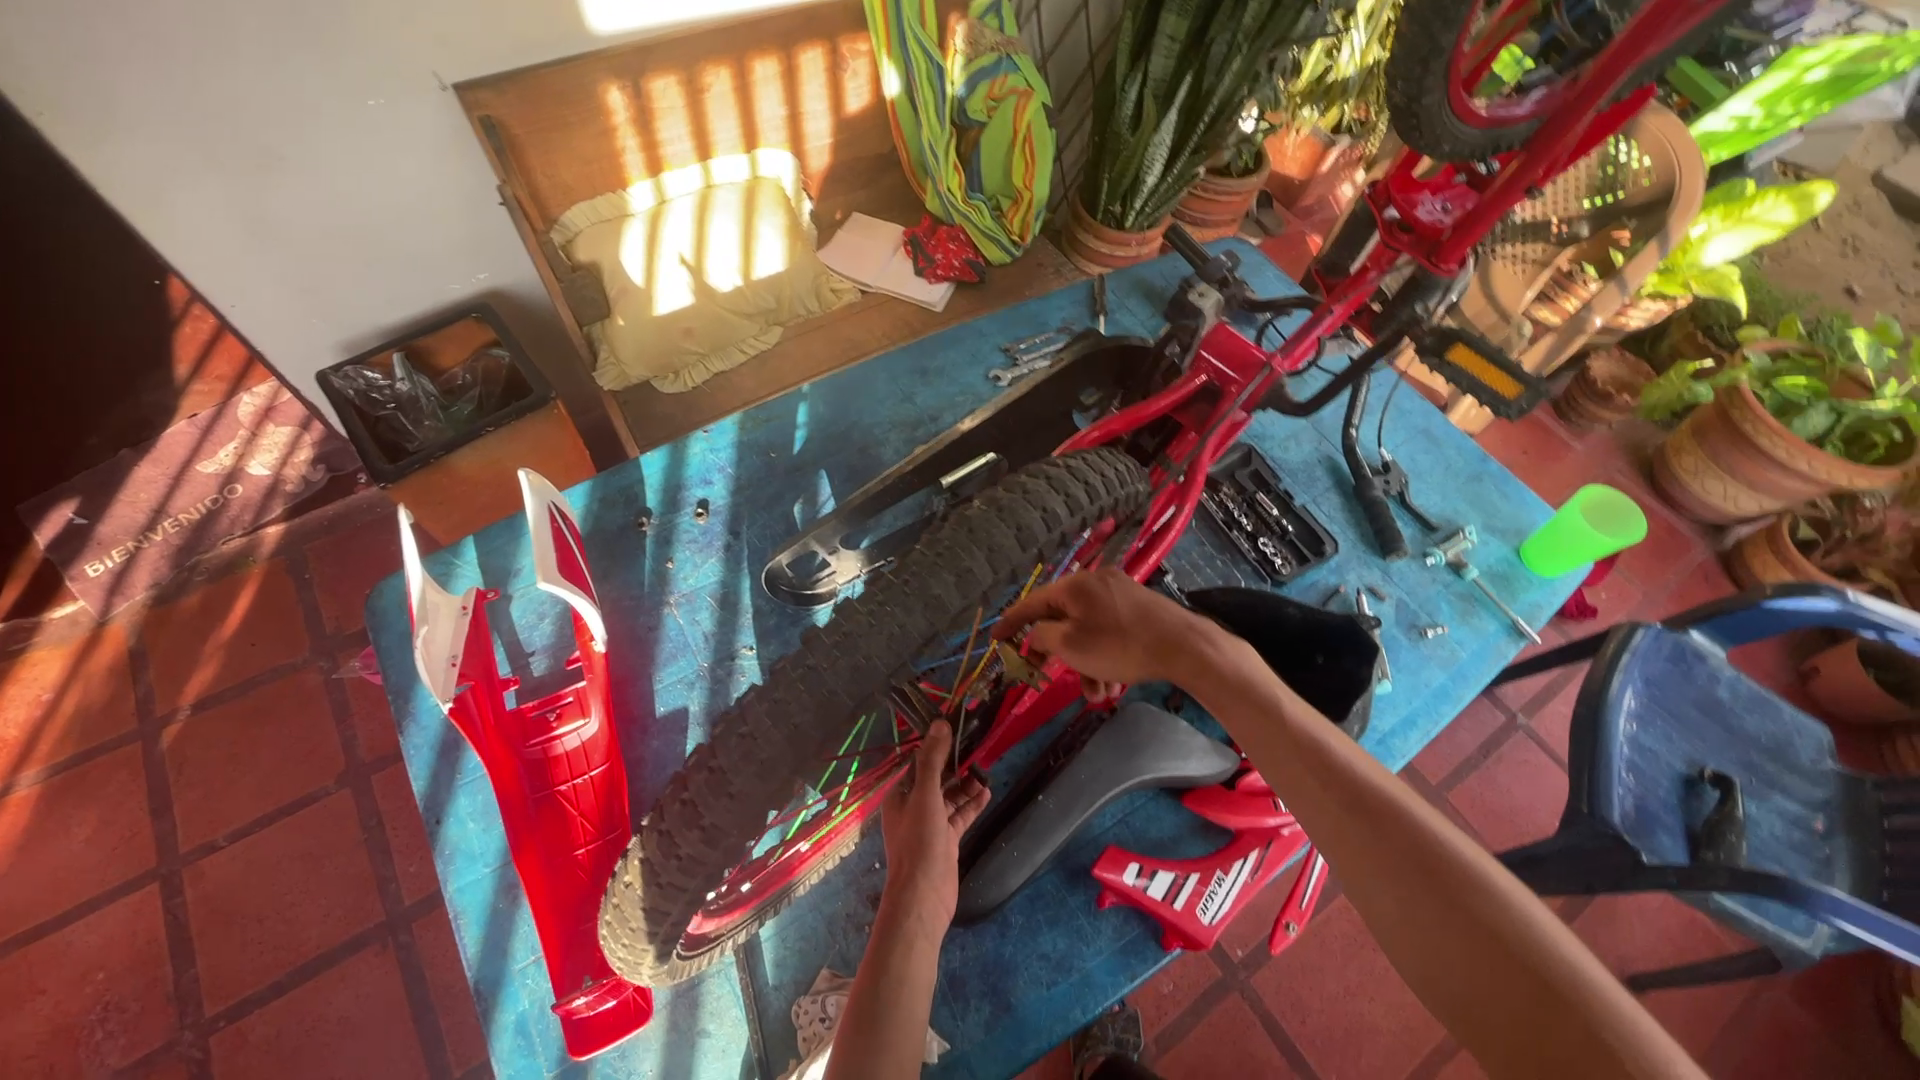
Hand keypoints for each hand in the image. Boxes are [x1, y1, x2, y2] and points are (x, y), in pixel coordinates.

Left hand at [880, 720, 989, 925]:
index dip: (938, 748)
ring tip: (986, 772)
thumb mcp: (926, 796)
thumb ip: (933, 761)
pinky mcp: (946, 841)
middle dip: (956, 766)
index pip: (920, 764)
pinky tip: (987, 793)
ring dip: (966, 786)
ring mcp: (930, 825)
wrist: (923, 896)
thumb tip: (940, 724)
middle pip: (937, 780)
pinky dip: (972, 805)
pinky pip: (960, 816)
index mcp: (900, 795)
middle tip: (979, 751)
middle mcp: (913, 807)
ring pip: (950, 798)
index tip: (960, 732)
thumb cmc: (919, 842)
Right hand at [993, 568, 1217, 702]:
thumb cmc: (1119, 645)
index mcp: (1074, 585)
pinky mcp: (1138, 609)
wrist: (1183, 645)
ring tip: (1097, 693)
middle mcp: (1094, 582)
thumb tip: (1038, 633)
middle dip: (1059, 655)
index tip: (995, 639)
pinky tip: (1114, 684)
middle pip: (1062, 619)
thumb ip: (1043, 637)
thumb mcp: (1070, 645)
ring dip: (1085, 664)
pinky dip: (1104, 658)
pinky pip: (1109, 633)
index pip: (1031, 602)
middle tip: (1049, 676)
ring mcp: (1119, 594)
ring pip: (1088, 632)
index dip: (1011, 623)